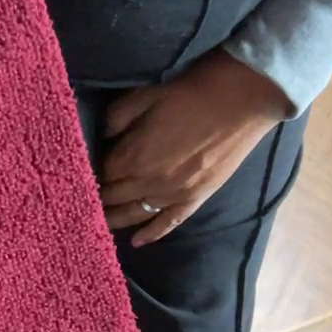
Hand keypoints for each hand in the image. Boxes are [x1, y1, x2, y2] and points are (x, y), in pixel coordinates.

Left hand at [98, 52, 290, 246]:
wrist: (247, 94)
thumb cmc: (193, 90)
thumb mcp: (147, 94)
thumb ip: (118, 118)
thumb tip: (101, 137)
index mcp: (133, 157)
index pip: (102, 174)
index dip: (93, 171)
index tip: (87, 171)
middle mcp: (148, 182)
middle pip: (113, 197)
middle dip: (98, 197)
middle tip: (85, 200)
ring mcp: (172, 195)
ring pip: (134, 215)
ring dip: (114, 220)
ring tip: (98, 222)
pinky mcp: (194, 199)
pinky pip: (168, 223)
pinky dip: (150, 234)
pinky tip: (136, 242)